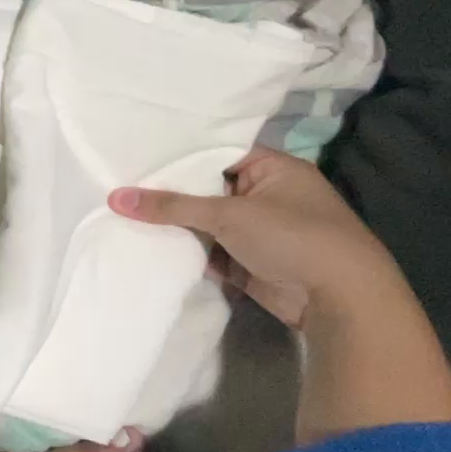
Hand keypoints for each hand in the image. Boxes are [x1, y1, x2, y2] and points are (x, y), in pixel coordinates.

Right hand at [108, 147, 400, 327]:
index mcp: (274, 170)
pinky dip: (180, 247)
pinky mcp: (243, 256)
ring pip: (200, 219)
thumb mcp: (228, 215)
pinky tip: (143, 241)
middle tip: (118, 186)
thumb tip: (114, 197)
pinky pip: (202, 246)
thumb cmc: (293, 238)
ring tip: (121, 214)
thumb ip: (170, 206)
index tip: (134, 158)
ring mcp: (254, 228)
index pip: (216, 154)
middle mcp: (264, 194)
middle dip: (166, 192)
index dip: (178, 156)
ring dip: (170, 222)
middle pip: (203, 188)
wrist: (335, 298)